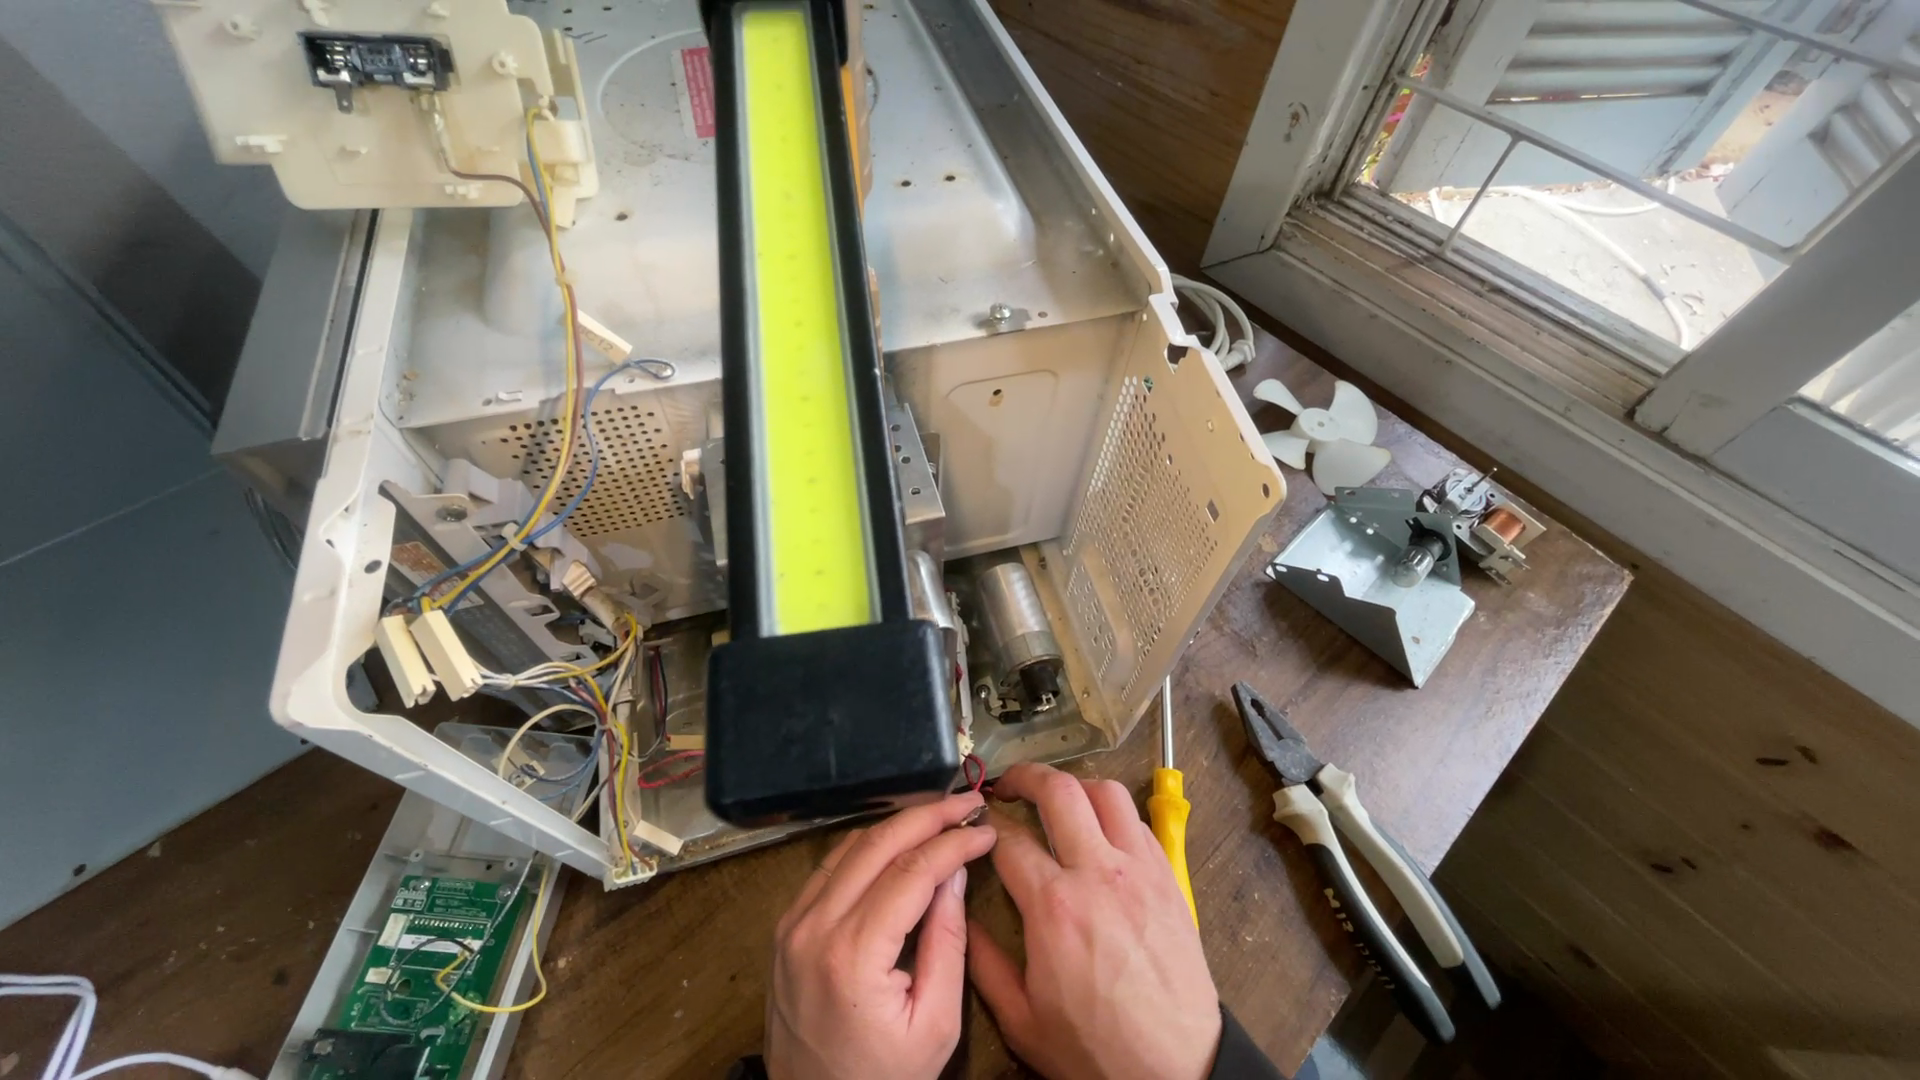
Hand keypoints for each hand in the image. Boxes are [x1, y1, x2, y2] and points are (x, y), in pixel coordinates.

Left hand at [765, 792, 996, 1079]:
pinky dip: (868, 846)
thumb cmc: (882, 1078)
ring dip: (898, 825)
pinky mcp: (786, 926)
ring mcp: (793, 923)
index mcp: (853, 955)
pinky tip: (898, 843)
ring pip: (850, 846)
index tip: (985, 829)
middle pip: (878, 844)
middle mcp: (814, 926)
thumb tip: (955, 871)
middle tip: (967, 803)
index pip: (912, 871)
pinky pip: (830, 867)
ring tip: (940, 817)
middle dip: (928, 815)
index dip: (953, 842)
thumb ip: (947, 942)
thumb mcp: (935, 1024)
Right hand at [969, 764, 1221, 1079]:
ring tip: (1057, 799)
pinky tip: (1099, 832)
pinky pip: (1138, 821)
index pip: (1009, 838)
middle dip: (1025, 776)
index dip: (987, 824)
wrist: (1177, 1070)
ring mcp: (1138, 869)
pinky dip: (1113, 813)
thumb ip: (982, 961)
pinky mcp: (1167, 877)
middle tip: (1009, 784)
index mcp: (1053, 906)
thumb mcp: (1021, 1019)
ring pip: (1106, 792)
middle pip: (1058, 790)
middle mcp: (1096, 872)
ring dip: (1075, 786)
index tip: (979, 823)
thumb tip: (958, 911)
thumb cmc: (1095, 1050)